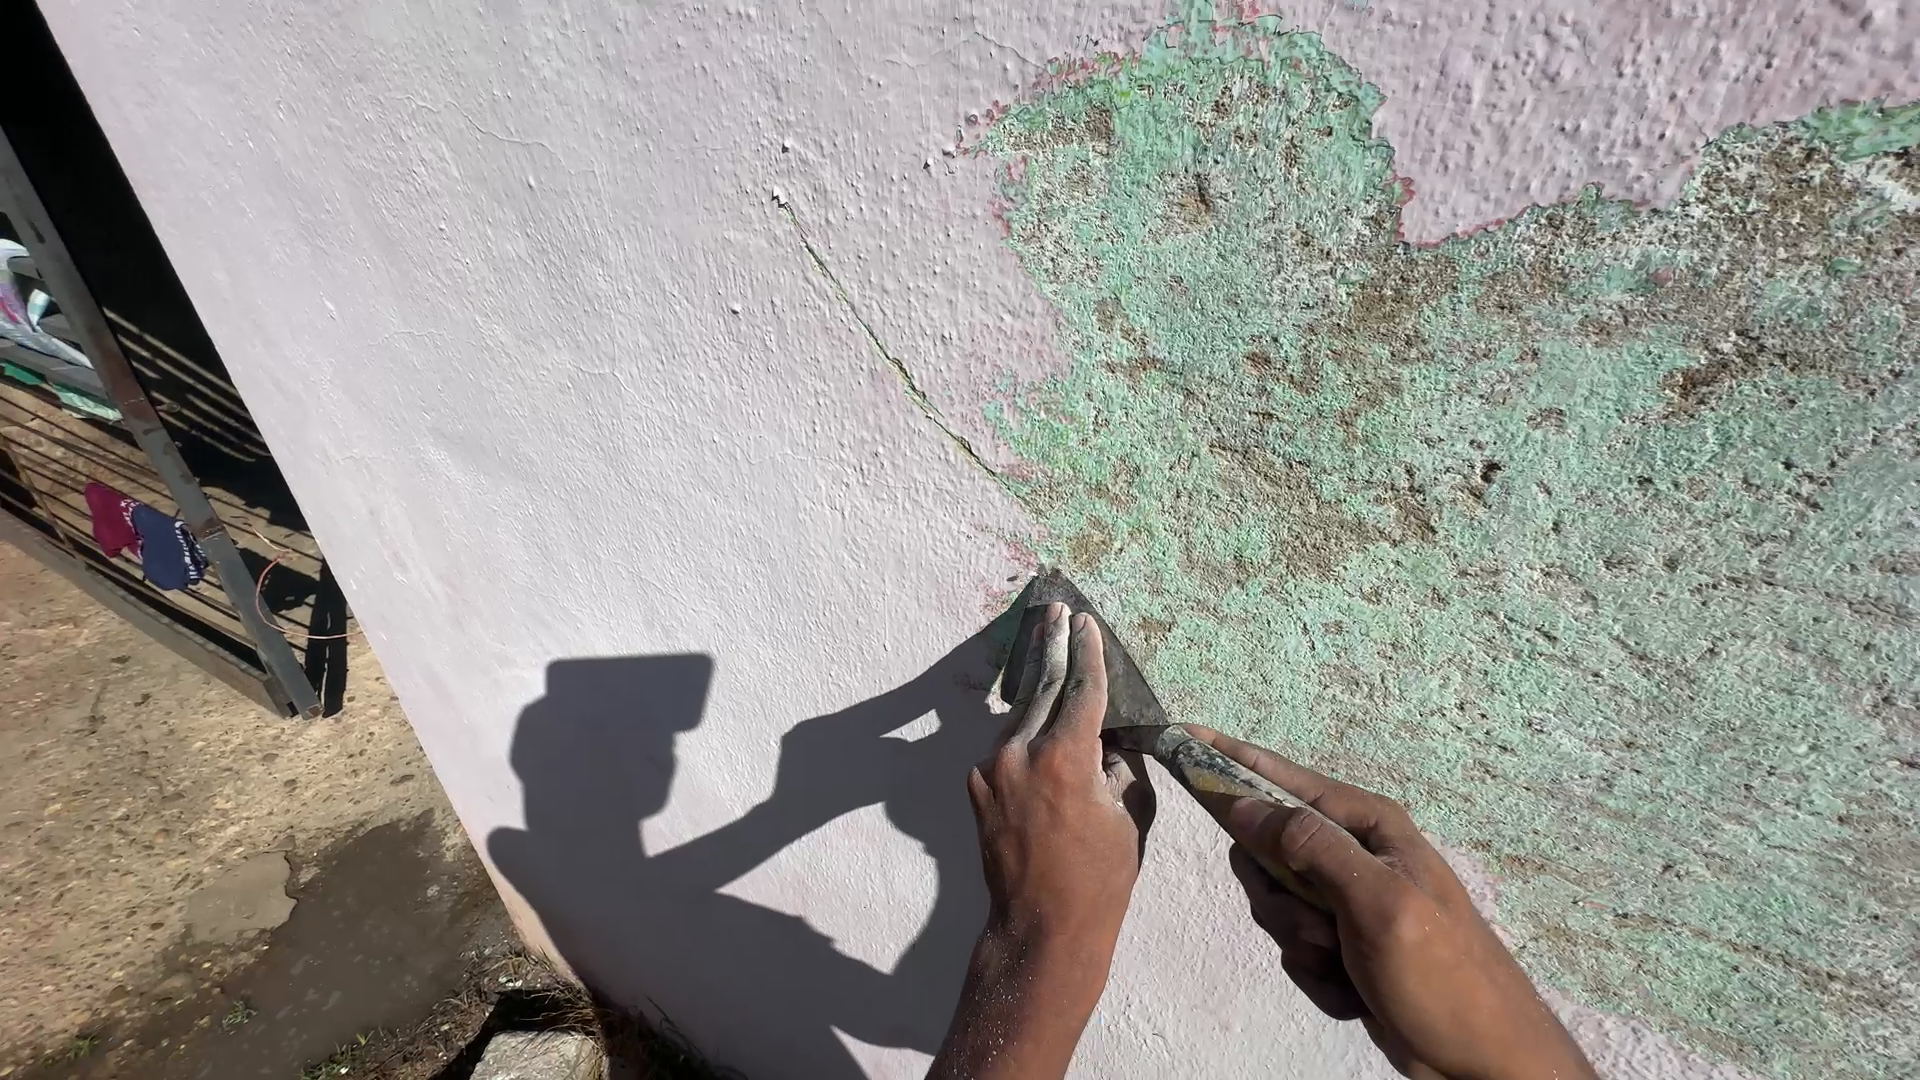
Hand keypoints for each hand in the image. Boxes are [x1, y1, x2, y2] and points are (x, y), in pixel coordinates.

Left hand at [928, 603, 1153, 1079]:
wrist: (1039, 929)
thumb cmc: (1099, 880)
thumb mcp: (1129, 819)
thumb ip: (1120, 768)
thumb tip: (1112, 742)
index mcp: (1065, 756)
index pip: (1081, 688)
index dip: (1088, 652)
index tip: (1085, 621)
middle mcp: (1020, 751)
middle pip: (1041, 685)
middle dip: (1051, 644)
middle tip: (1054, 608)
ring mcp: (991, 767)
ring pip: (1020, 715)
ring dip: (1037, 691)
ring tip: (1050, 658)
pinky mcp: (975, 784)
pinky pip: (1005, 747)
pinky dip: (1024, 735)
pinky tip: (1038, 734)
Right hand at [1187, 727, 1595, 1079]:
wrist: (1490, 1071)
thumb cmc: (1443, 977)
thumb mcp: (1376, 903)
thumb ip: (1309, 845)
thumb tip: (1244, 805)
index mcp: (1365, 825)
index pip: (1280, 775)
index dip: (1228, 754)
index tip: (1182, 734)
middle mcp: (1350, 851)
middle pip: (1264, 846)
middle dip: (1276, 893)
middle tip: (1313, 926)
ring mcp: (1343, 897)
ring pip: (1271, 899)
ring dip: (1299, 939)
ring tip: (1343, 964)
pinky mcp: (1339, 939)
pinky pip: (1291, 942)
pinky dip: (1316, 972)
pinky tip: (1355, 989)